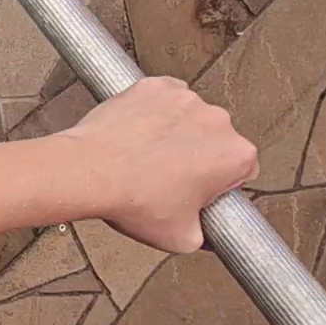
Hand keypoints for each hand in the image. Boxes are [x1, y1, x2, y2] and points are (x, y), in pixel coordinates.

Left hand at [56, 77, 258, 253]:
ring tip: (142, 153)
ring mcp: (184, 98)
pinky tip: (134, 131)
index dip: (215, 182)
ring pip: (186, 116)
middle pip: (213, 139)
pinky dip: (150, 110)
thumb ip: (207, 236)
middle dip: (195, 154)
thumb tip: (207, 236)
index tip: (193, 188)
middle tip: (162, 174)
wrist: (86, 171)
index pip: (239, 169)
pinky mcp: (153, 86)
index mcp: (236, 155)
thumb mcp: (181, 237)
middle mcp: (218, 120)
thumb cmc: (130, 200)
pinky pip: (160, 97)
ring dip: (172, 130)